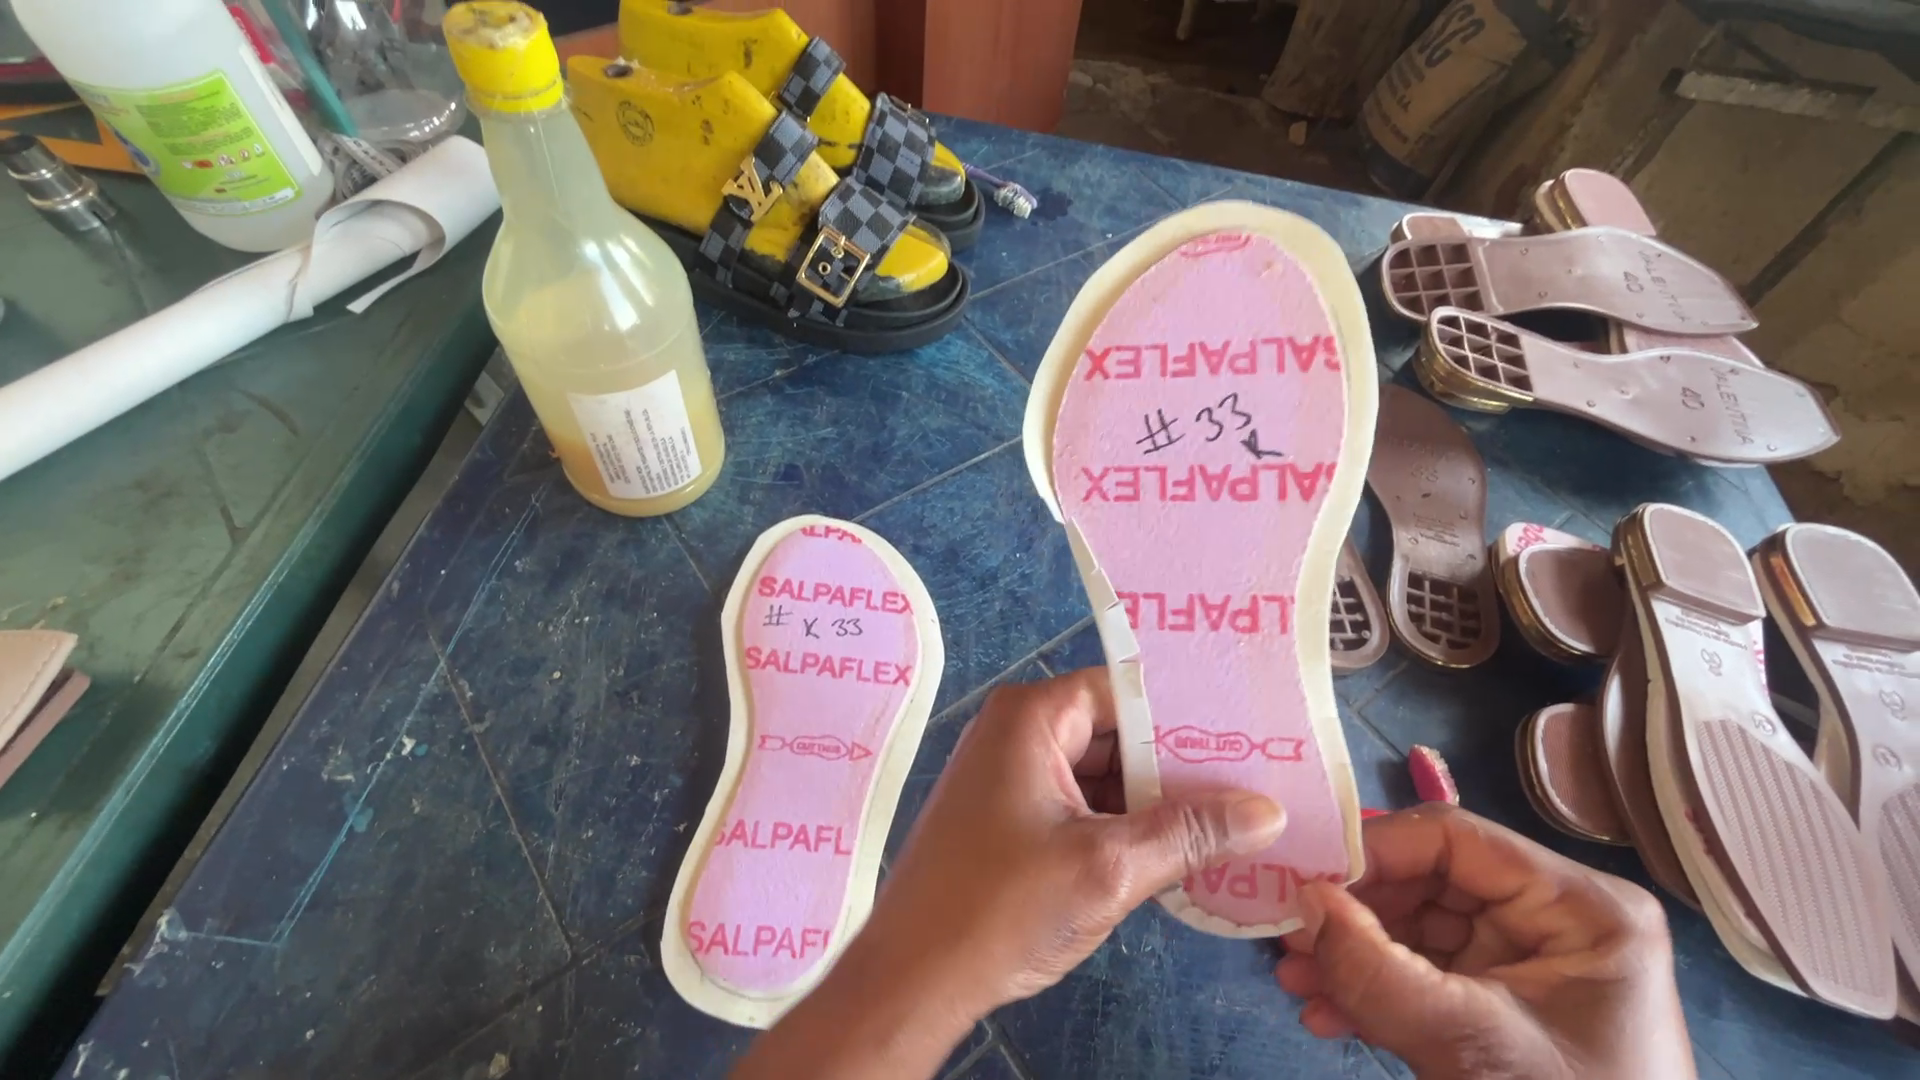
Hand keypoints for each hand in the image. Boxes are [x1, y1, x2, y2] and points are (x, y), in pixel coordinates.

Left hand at [734, 668, 1285, 1079]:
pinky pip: (1080, 803)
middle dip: (1177, 764)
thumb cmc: (1002, 906)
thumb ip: (1188, 833)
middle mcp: (1018, 731)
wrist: (913, 977)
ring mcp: (1012, 775)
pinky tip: (1177, 850)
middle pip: (1116, 732)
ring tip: (1234, 817)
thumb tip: (1266, 810)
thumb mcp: (1107, 867)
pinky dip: (1121, 824)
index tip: (1247, 731)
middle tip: (1256, 780)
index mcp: (1032, 717)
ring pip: (1101, 772)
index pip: (1124, 691)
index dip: (1184, 713)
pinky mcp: (1011, 816)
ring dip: (1153, 801)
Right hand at [1277, 804, 1694, 1079]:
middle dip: (1352, 912)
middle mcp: (1550, 916)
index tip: (1303, 882)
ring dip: (1348, 952)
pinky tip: (1326, 1012)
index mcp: (1579, 907)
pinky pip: (1418, 967)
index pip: (1452, 837)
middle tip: (1289, 937)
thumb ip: (1374, 970)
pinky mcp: (1497, 997)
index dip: (1371, 850)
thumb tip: (1300, 896)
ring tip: (1296, 980)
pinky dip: (1369, 986)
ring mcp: (1522, 958)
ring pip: (1411, 922)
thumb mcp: (1468, 1046)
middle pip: (1423, 877)